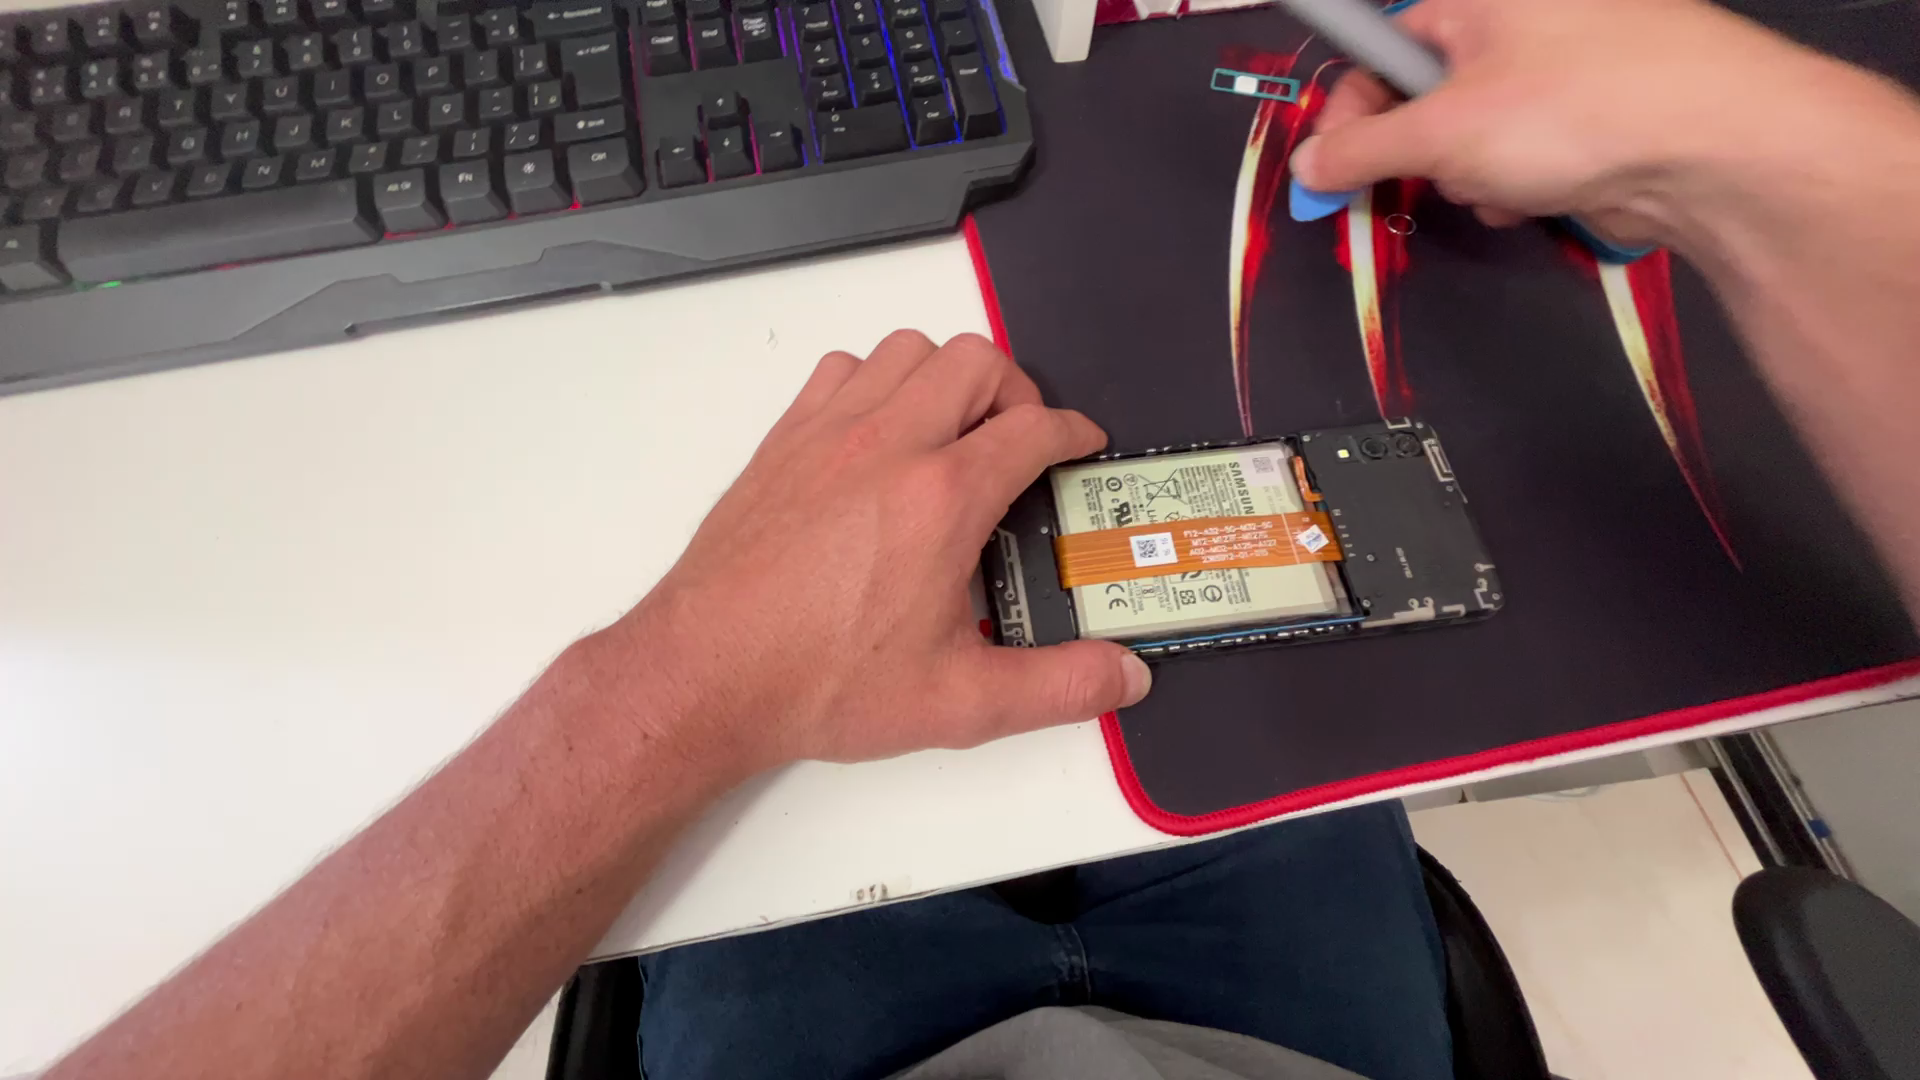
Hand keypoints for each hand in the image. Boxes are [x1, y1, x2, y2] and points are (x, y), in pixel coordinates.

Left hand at [603, 331, 1152, 776]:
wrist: (705, 673)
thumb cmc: (822, 682)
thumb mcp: (959, 702)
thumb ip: (1057, 687)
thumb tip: (1125, 677)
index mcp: (942, 497)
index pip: (1034, 428)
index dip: (1074, 431)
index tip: (1082, 444)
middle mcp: (889, 444)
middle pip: (978, 361)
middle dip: (1017, 390)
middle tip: (1021, 438)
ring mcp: (830, 432)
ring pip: (909, 350)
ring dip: (947, 376)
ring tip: (955, 429)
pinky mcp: (785, 440)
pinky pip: (843, 369)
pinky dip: (878, 380)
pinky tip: (881, 432)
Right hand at [1290, 0, 1834, 247]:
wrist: (1712, 149)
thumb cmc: (1568, 114)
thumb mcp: (1440, 133)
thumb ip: (1357, 151)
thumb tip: (1304, 165)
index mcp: (1479, 5)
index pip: (1377, 54)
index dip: (1347, 113)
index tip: (1329, 169)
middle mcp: (1513, 30)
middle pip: (1415, 106)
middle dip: (1415, 155)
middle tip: (1421, 179)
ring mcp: (1547, 78)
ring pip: (1456, 144)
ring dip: (1462, 178)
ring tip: (1500, 183)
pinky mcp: (1573, 125)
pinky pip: (1501, 162)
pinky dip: (1502, 188)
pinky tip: (1531, 194)